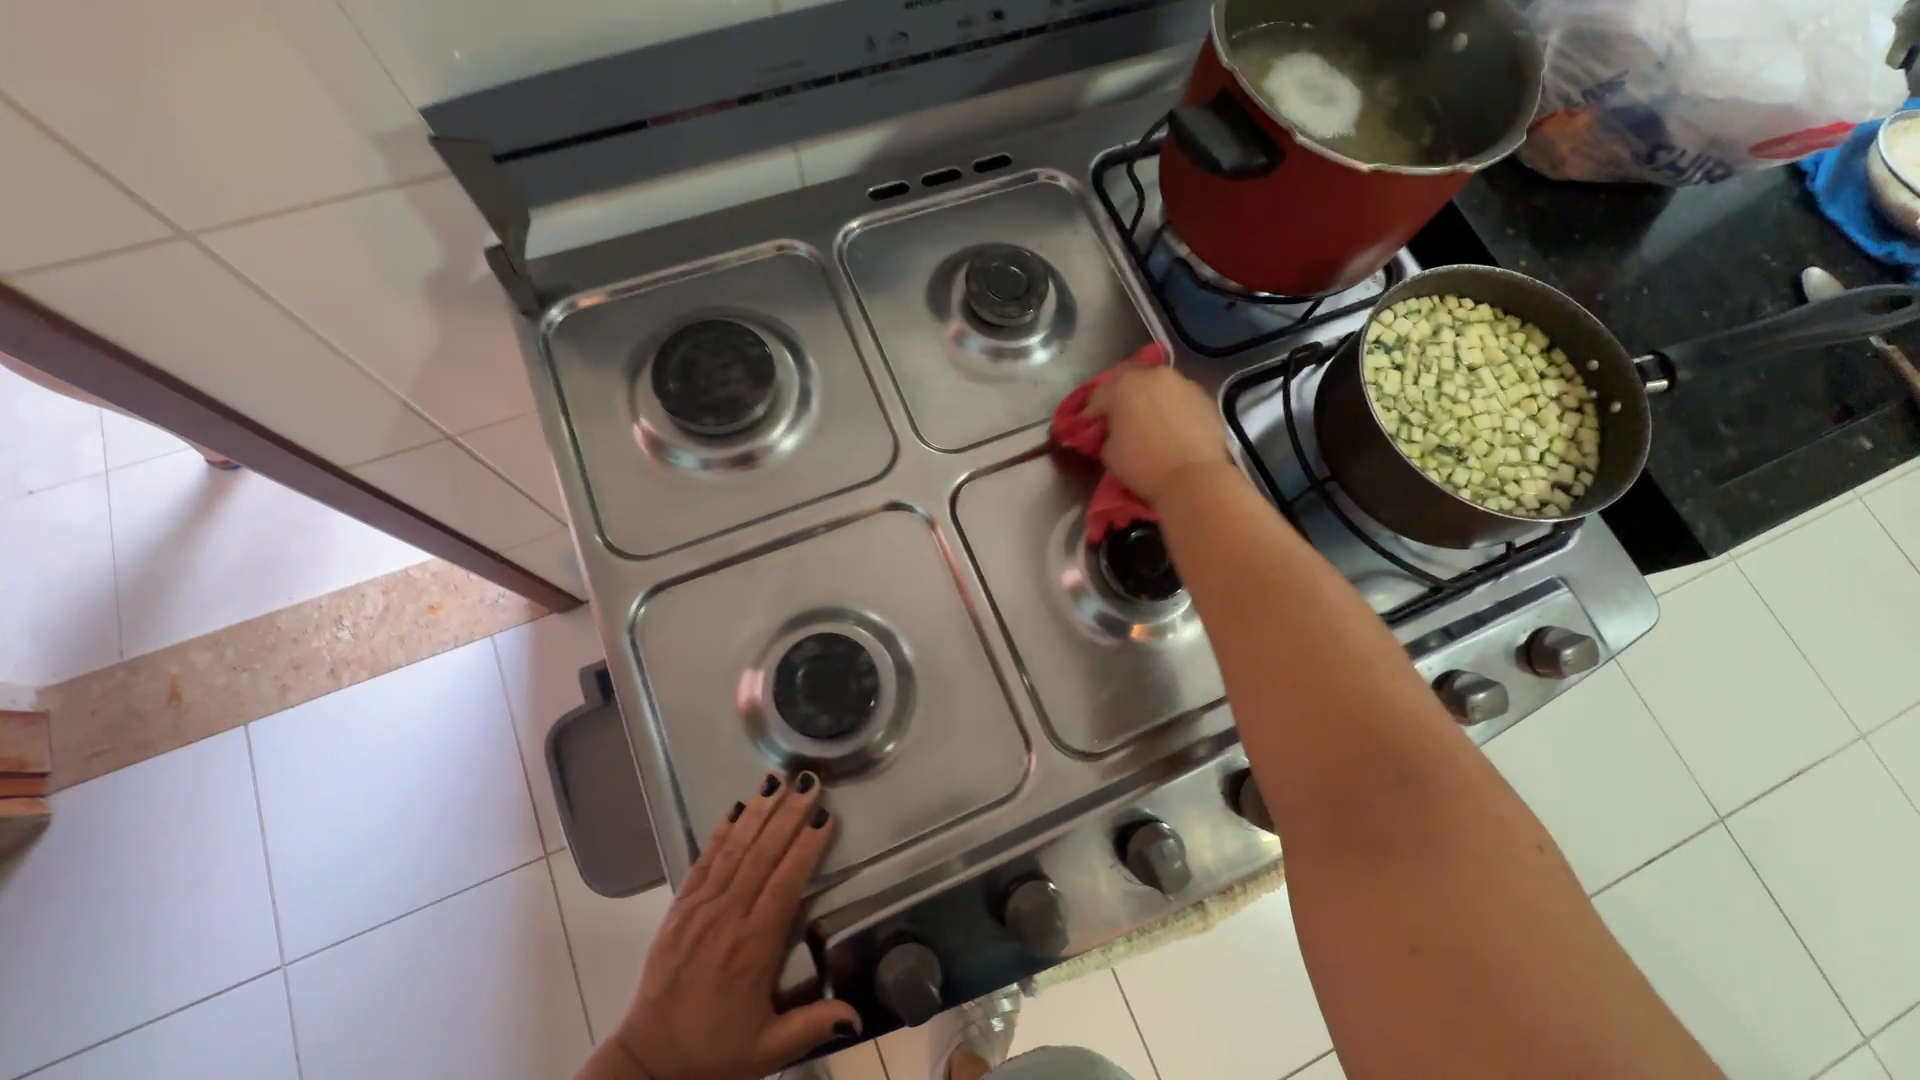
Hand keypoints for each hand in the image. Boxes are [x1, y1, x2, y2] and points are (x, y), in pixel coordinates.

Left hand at [610, 771, 857, 1079]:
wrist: (648, 1062)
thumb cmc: (715, 1053)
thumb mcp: (769, 1050)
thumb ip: (813, 1025)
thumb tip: (859, 1014)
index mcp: (753, 948)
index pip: (786, 884)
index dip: (806, 848)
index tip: (825, 816)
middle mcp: (727, 918)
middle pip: (763, 855)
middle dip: (789, 814)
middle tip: (810, 781)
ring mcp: (699, 910)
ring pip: (733, 850)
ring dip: (758, 812)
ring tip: (778, 780)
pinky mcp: (678, 909)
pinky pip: (703, 861)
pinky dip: (720, 832)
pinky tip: (736, 808)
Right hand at [1087, 363, 1233, 504]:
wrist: (1195, 478)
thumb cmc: (1144, 466)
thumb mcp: (1109, 452)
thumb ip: (1108, 432)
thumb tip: (1114, 428)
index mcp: (1124, 387)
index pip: (1099, 394)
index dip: (1091, 411)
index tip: (1089, 425)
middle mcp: (1154, 376)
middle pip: (1130, 377)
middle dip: (1120, 393)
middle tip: (1117, 413)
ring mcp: (1183, 383)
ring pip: (1157, 384)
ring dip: (1148, 396)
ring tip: (1147, 417)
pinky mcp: (1204, 397)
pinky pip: (1179, 397)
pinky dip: (1170, 406)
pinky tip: (1170, 423)